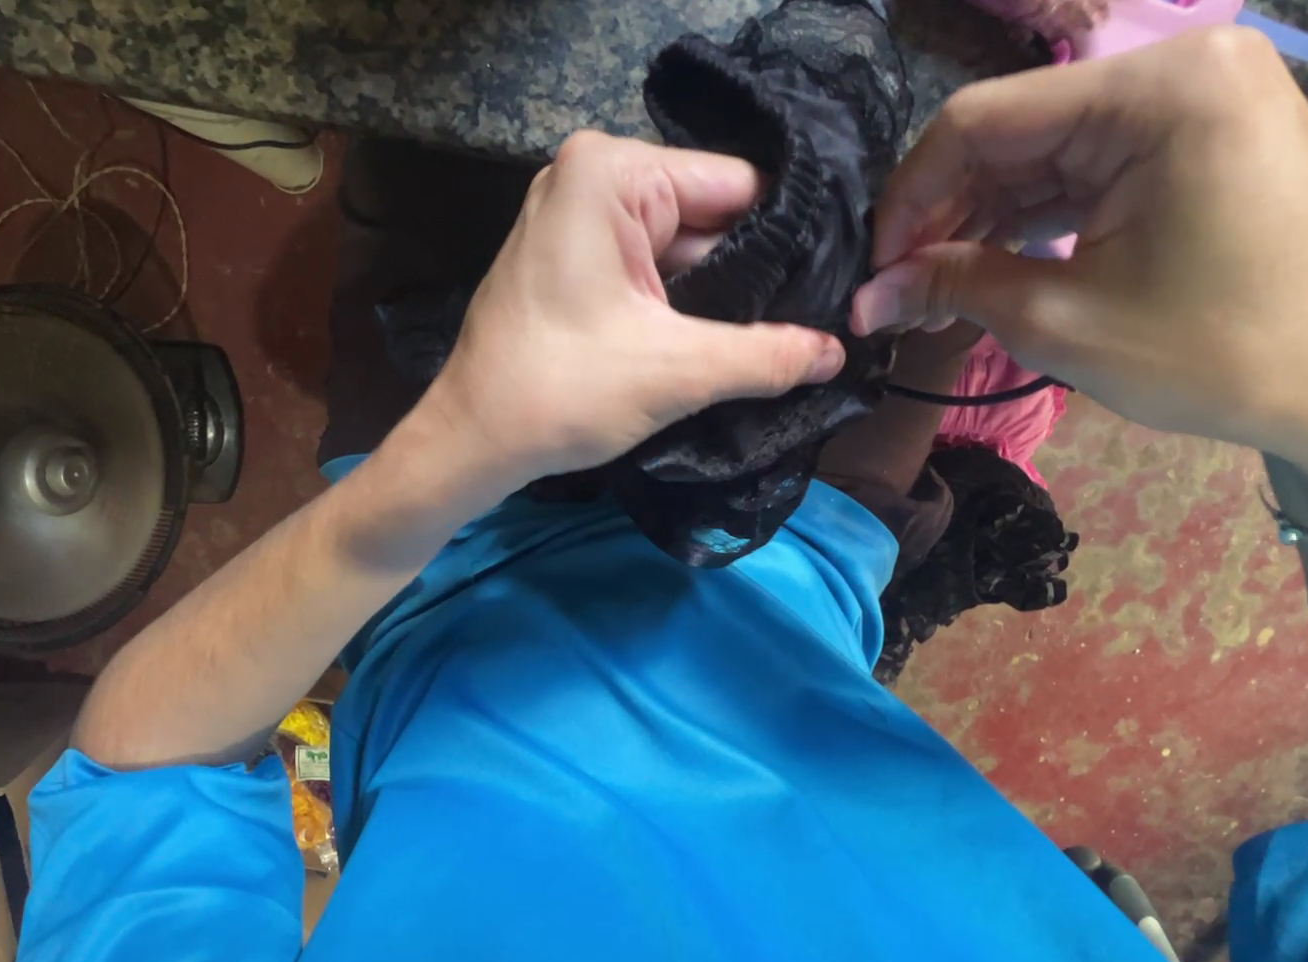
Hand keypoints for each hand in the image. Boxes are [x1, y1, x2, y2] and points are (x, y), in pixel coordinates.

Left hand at [404, 131, 845, 494]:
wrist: (471, 443)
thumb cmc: (560, 392)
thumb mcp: (677, 371)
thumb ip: (766, 355)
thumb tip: (836, 352)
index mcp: (611, 172)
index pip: (737, 187)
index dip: (787, 241)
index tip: (832, 288)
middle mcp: (590, 178)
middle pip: (707, 219)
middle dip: (752, 275)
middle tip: (813, 324)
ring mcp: (574, 221)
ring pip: (679, 253)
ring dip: (717, 300)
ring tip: (778, 341)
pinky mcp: (568, 264)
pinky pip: (644, 274)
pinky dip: (677, 308)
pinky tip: (719, 342)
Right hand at [847, 28, 1307, 483]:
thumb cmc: (1216, 352)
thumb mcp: (1058, 319)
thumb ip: (950, 287)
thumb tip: (863, 300)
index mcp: (1154, 91)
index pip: (978, 121)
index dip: (907, 198)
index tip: (875, 271)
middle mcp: (1173, 73)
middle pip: (1006, 135)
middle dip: (938, 217)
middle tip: (894, 293)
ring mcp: (1188, 106)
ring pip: (1035, 157)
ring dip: (973, 225)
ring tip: (928, 295)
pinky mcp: (1191, 146)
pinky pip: (1078, 173)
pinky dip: (1023, 224)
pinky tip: (982, 272)